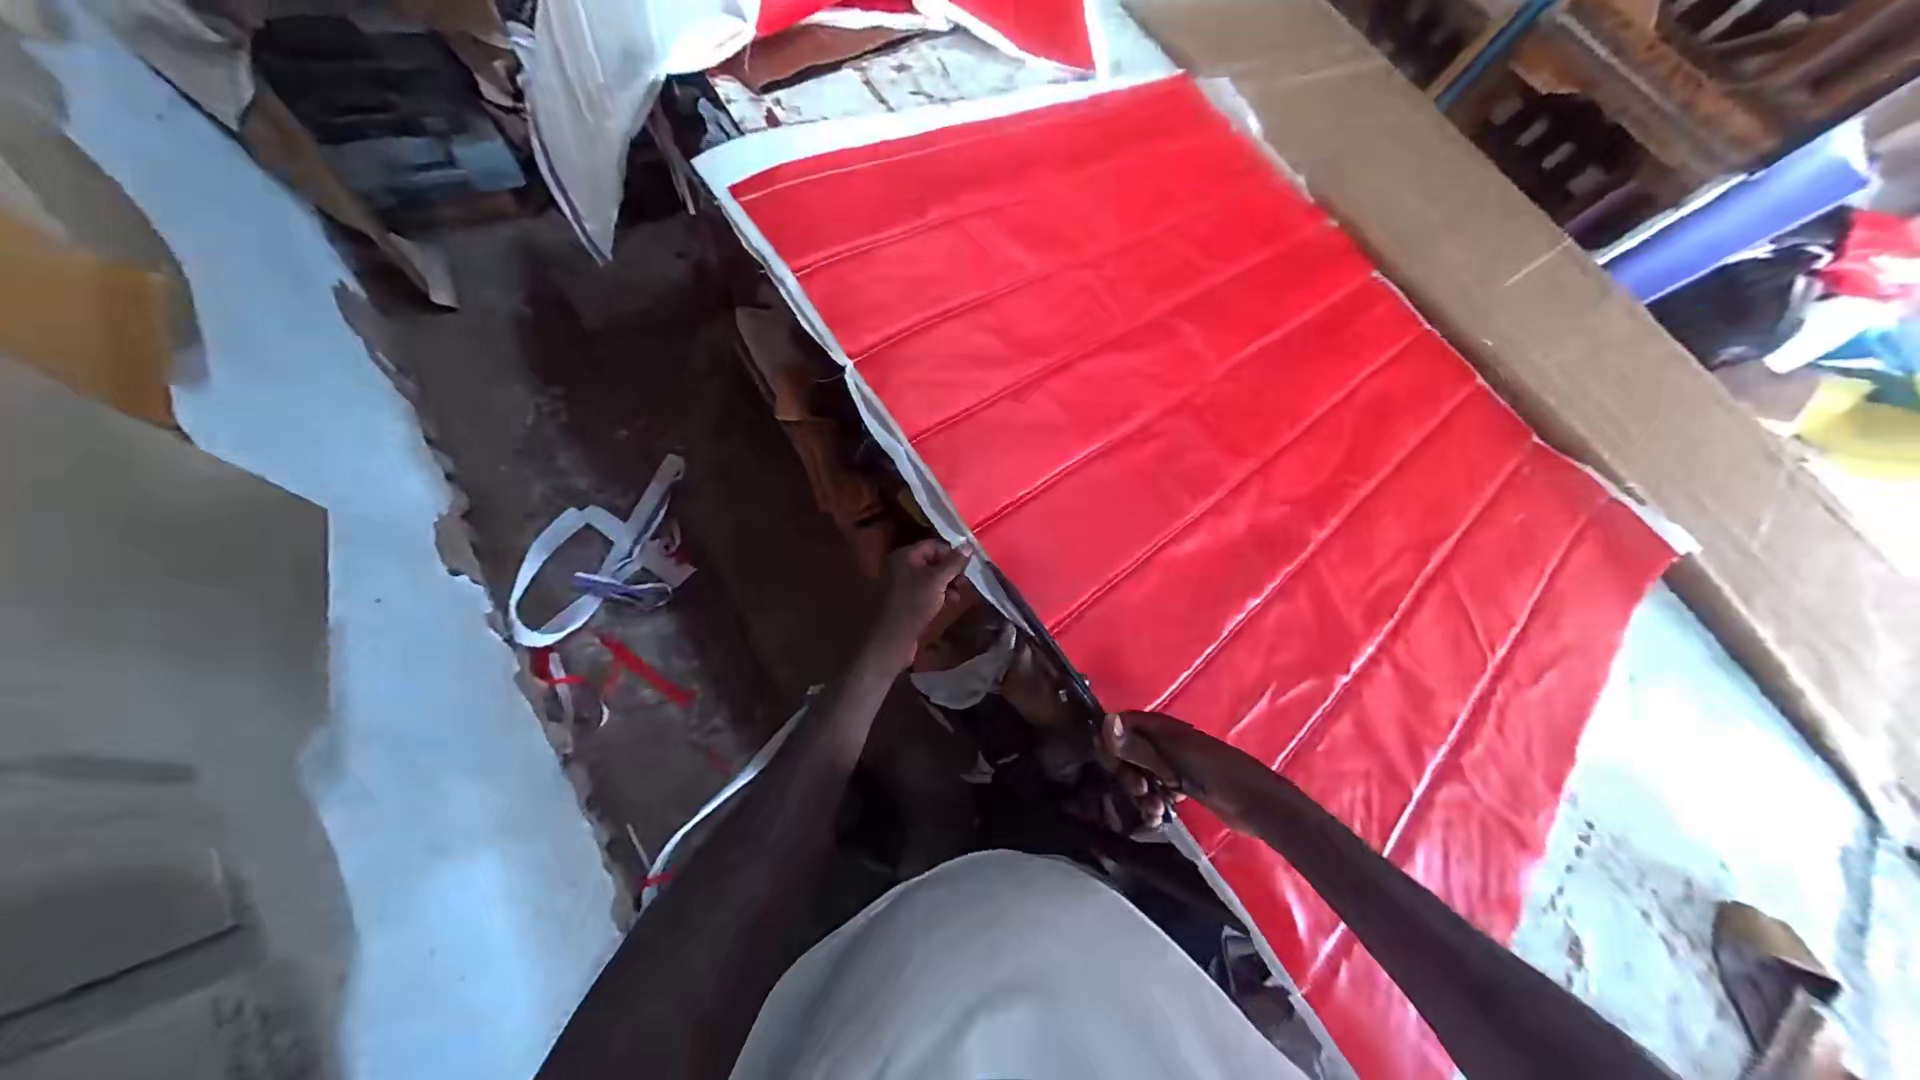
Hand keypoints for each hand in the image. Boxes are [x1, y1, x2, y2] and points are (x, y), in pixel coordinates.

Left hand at [869, 540, 971, 669]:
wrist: (891, 638)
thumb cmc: (913, 603)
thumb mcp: (936, 580)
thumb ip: (953, 563)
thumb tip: (969, 546)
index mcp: (904, 556)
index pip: (932, 545)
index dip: (951, 553)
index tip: (967, 565)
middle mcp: (902, 567)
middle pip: (933, 562)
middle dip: (951, 571)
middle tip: (964, 582)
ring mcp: (904, 586)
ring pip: (931, 579)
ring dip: (948, 585)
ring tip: (958, 596)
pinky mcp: (908, 603)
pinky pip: (927, 593)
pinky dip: (940, 595)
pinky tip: (950, 603)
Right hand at [1101, 710, 1269, 832]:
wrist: (1253, 802)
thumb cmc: (1213, 772)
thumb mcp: (1172, 758)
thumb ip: (1138, 745)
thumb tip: (1105, 722)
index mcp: (1160, 727)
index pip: (1120, 727)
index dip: (1112, 746)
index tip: (1116, 769)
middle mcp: (1162, 741)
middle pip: (1127, 753)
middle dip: (1128, 775)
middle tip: (1141, 792)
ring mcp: (1172, 763)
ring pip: (1140, 775)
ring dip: (1141, 795)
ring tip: (1155, 811)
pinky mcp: (1180, 785)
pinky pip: (1155, 790)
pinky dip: (1153, 803)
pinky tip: (1160, 816)